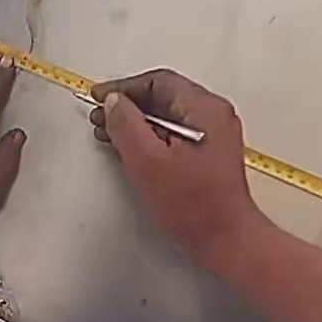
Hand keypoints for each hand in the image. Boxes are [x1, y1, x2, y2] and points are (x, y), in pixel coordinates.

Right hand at [89, 68, 270, 267]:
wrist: (222, 239)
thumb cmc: (194, 207)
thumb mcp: (148, 162)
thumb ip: (126, 126)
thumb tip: (113, 103)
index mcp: (204, 111)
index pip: (158, 82)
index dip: (123, 88)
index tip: (98, 97)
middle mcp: (212, 118)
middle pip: (162, 96)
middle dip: (126, 105)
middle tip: (99, 117)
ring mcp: (210, 137)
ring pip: (165, 116)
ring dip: (134, 122)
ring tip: (108, 133)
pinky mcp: (204, 155)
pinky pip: (171, 134)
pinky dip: (147, 136)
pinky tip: (129, 149)